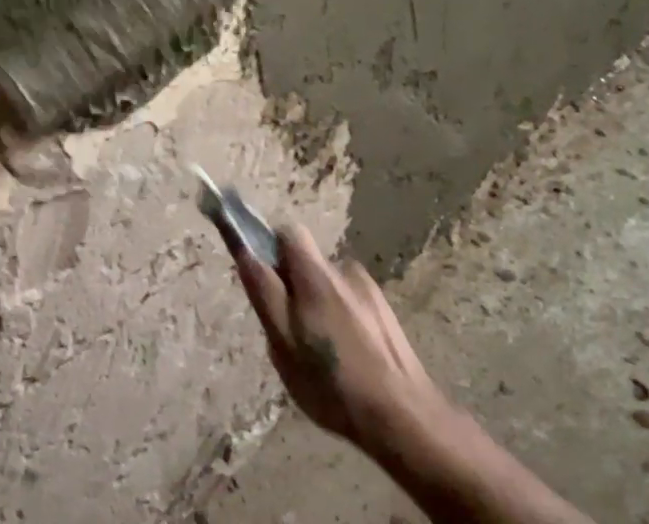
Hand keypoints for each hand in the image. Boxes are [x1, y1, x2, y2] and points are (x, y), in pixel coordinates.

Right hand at [233, 224, 441, 447]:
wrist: (403, 415)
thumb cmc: (332, 383)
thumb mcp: (283, 343)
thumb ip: (265, 293)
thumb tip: (245, 251)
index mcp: (317, 275)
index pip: (288, 233)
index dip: (268, 247)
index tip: (259, 275)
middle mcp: (345, 272)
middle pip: (307, 262)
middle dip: (291, 287)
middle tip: (288, 331)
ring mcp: (369, 292)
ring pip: (328, 285)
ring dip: (316, 306)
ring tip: (319, 353)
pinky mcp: (385, 313)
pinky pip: (349, 303)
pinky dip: (339, 320)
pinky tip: (345, 357)